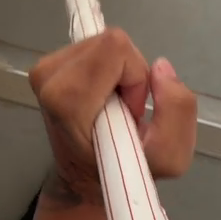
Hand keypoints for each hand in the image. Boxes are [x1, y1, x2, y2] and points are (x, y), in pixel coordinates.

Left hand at [28, 28, 198, 200]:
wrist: (81, 177)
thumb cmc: (120, 171)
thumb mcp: (169, 158)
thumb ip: (177, 111)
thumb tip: (161, 67)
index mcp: (66, 98)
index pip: (115, 47)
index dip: (136, 77)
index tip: (130, 110)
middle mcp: (47, 77)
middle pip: (109, 42)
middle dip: (128, 74)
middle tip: (122, 110)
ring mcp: (42, 69)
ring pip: (100, 43)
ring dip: (117, 73)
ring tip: (111, 108)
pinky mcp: (46, 64)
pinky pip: (90, 48)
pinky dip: (104, 70)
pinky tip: (100, 98)